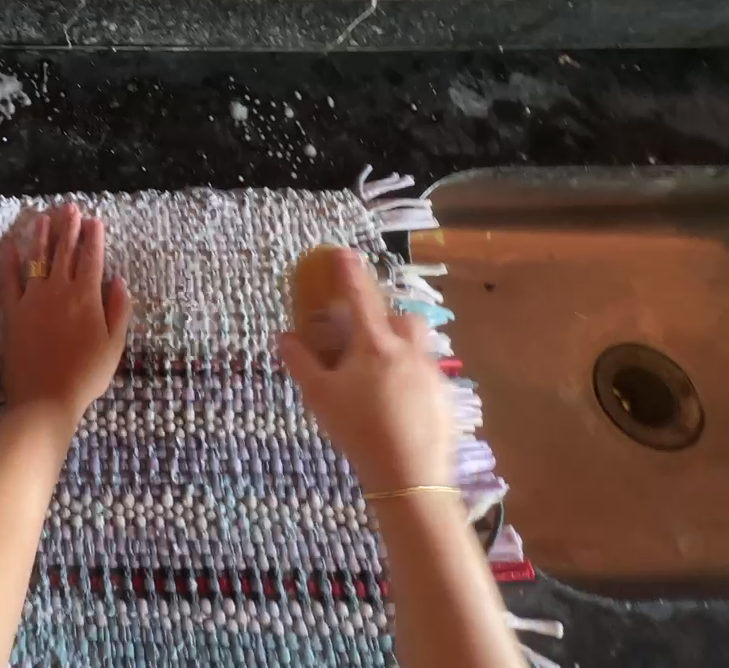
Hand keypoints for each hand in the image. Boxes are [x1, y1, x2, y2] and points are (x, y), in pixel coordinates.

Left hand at [0, 203, 131, 425]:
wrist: (46, 398)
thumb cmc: (86, 375)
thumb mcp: (114, 346)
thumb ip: (118, 310)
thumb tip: (120, 280)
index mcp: (86, 297)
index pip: (91, 258)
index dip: (94, 237)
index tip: (95, 220)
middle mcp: (59, 290)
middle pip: (64, 251)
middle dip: (68, 227)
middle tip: (69, 207)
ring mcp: (32, 298)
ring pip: (37, 258)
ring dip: (41, 235)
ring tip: (43, 217)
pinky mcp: (12, 311)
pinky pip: (8, 280)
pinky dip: (8, 261)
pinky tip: (9, 245)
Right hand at [279, 246, 452, 494]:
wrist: (410, 477)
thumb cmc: (358, 429)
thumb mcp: (318, 396)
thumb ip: (300, 362)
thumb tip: (284, 336)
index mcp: (374, 345)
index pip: (360, 298)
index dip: (349, 273)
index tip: (342, 251)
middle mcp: (407, 352)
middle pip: (403, 318)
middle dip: (386, 316)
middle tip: (365, 333)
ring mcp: (431, 376)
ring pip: (417, 347)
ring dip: (399, 347)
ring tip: (379, 373)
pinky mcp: (444, 401)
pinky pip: (426, 376)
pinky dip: (409, 379)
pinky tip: (395, 404)